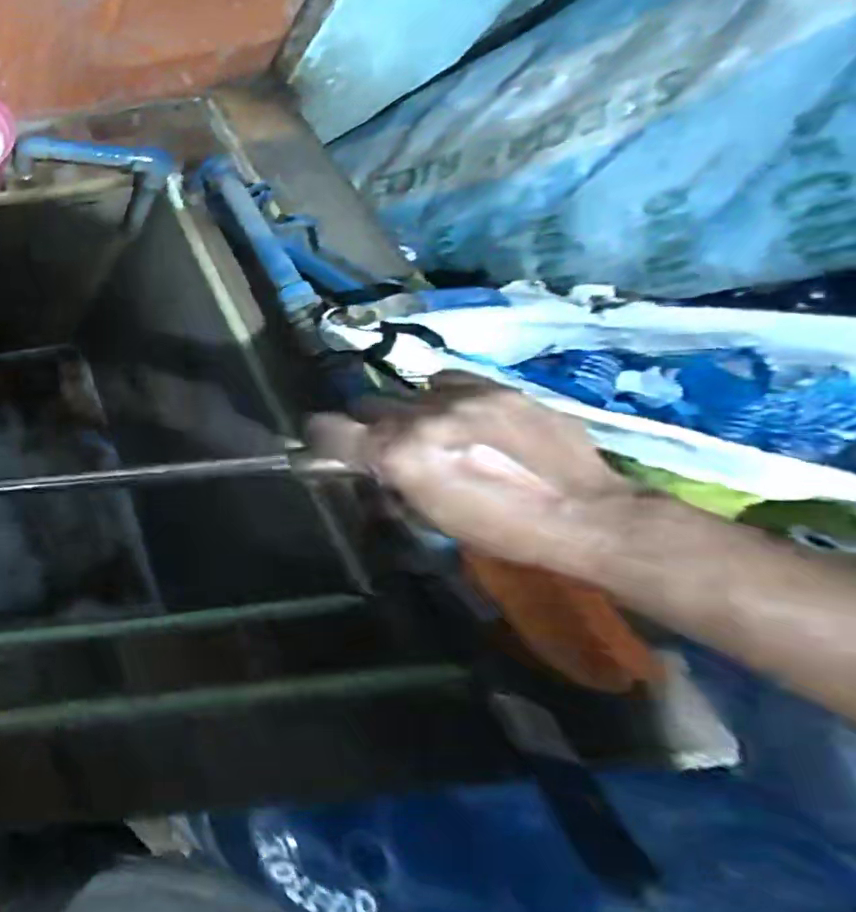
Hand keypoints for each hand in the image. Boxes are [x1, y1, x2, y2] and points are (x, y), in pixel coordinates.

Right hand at [307, 374, 639, 576]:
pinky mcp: (496, 388)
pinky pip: (448, 381)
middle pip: (366, 404)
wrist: (592, 518)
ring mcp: (459, 398)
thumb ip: (389, 480)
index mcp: (395, 454)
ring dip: (410, 411)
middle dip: (371, 424)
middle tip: (392, 445)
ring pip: (407, 392)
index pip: (325, 427)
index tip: (330, 446)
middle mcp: (418, 417)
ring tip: (436, 431)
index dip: (320, 436)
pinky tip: (466, 416)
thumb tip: (369, 467)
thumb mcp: (427, 515)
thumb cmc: (502, 530)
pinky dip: (446, 396)